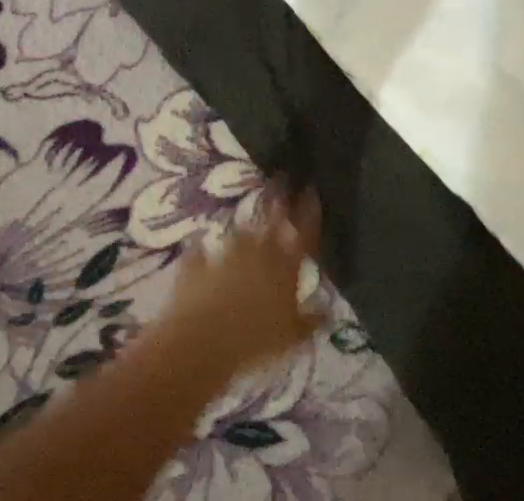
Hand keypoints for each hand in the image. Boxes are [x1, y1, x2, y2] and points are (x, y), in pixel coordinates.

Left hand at [150, 190, 324, 377]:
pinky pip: (199, 251)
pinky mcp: (194, 266)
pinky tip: (200, 245)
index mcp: (287, 264)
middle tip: (280, 179)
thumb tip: (329, 311)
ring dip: (244, 224)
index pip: (305, 230)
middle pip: (271, 218)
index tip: (311, 187)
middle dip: (278, 198)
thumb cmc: (255, 340)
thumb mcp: (294, 336)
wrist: (199, 343)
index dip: (309, 208)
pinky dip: (202, 248)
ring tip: (247, 217)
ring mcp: (224, 255)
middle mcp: (258, 251)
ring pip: (238, 231)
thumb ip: (312, 320)